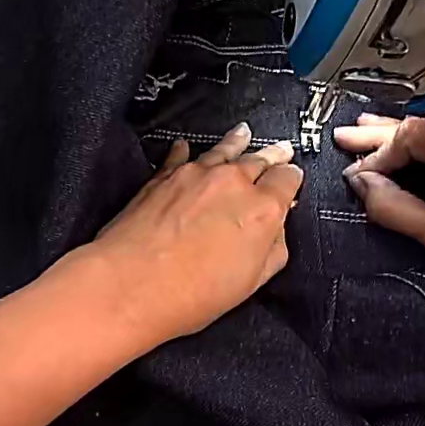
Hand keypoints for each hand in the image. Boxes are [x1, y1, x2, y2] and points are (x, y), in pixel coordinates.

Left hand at [77, 122, 303, 340]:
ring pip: (225, 149)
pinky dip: (187, 150)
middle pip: (260, 159)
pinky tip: (187, 146)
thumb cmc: (190, 292)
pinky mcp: (165, 176)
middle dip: (273, 155)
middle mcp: (233, 183)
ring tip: (244, 133)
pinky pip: (181, 154)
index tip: (292, 178)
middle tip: (280, 150)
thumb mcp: (251, 282)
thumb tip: (275, 233)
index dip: (292, 178)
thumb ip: (273, 250)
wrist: (132, 285)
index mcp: (263, 209)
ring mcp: (197, 174)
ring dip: (238, 142)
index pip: (287, 180)